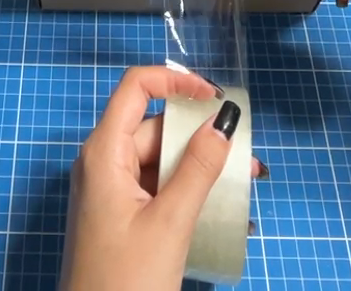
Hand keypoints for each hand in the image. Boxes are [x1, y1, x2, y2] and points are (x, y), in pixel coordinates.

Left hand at [61, 67, 255, 290]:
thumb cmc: (125, 282)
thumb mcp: (169, 223)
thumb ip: (198, 169)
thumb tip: (222, 122)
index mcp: (104, 151)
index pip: (136, 87)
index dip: (175, 80)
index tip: (214, 98)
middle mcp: (103, 162)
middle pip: (155, 127)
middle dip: (201, 136)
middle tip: (247, 158)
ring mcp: (110, 191)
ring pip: (160, 160)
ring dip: (200, 167)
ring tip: (246, 183)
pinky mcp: (120, 216)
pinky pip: (156, 188)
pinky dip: (187, 191)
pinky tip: (222, 210)